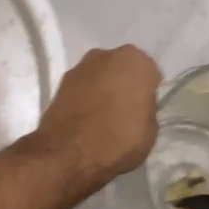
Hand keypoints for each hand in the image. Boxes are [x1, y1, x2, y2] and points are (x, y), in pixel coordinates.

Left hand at [27, 45, 161, 189]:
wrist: (67, 154)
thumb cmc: (118, 140)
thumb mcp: (150, 131)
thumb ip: (146, 109)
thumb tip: (137, 108)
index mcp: (135, 61)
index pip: (150, 75)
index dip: (148, 94)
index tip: (143, 111)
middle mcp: (106, 55)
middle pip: (121, 71)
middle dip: (123, 87)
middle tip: (124, 113)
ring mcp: (79, 67)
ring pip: (99, 78)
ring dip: (101, 92)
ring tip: (102, 119)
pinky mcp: (58, 84)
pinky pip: (81, 90)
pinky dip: (84, 100)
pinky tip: (85, 121)